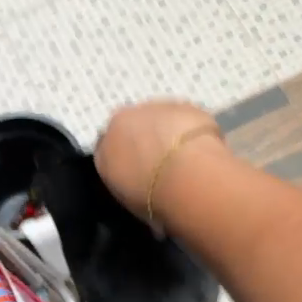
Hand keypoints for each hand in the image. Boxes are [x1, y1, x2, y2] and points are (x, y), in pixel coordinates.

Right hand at [94, 100, 225, 220]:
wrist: (183, 176)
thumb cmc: (149, 197)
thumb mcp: (126, 198)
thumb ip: (126, 183)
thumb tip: (137, 185)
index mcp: (103, 149)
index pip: (106, 150)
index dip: (122, 161)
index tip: (135, 174)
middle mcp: (120, 122)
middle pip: (130, 128)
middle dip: (142, 141)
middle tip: (159, 165)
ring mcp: (152, 108)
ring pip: (156, 119)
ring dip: (165, 132)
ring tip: (182, 156)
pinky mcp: (182, 103)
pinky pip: (182, 117)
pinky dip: (188, 129)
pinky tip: (198, 148)